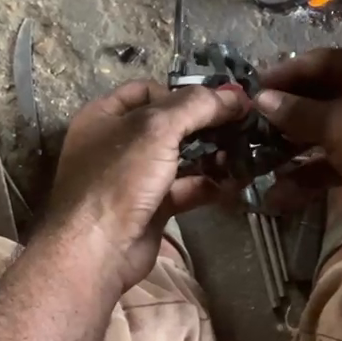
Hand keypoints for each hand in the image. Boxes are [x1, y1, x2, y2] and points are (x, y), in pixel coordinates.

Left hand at [44, 81, 247, 290]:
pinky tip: (234, 182)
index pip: (148, 90)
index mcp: (105, 115)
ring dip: (211, 154)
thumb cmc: (119, 177)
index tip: (215, 102)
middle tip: (241, 124)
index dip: (181, 93)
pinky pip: (184, 188)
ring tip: (244, 151)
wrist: (96, 250)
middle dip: (204, 124)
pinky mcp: (151, 207)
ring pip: (179, 157)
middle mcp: (117, 142)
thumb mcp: (156, 128)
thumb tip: (235, 95)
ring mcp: (134, 177)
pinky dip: (208, 183)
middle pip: (168, 123)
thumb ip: (196, 106)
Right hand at [255, 46, 341, 239]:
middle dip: (281, 120)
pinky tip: (281, 193)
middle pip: (314, 100)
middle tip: (245, 136)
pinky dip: (309, 175)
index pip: (311, 64)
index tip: (246, 95)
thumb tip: (262, 99)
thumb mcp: (340, 124)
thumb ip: (298, 113)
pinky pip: (333, 163)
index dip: (278, 78)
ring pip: (321, 135)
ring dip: (290, 152)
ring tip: (255, 167)